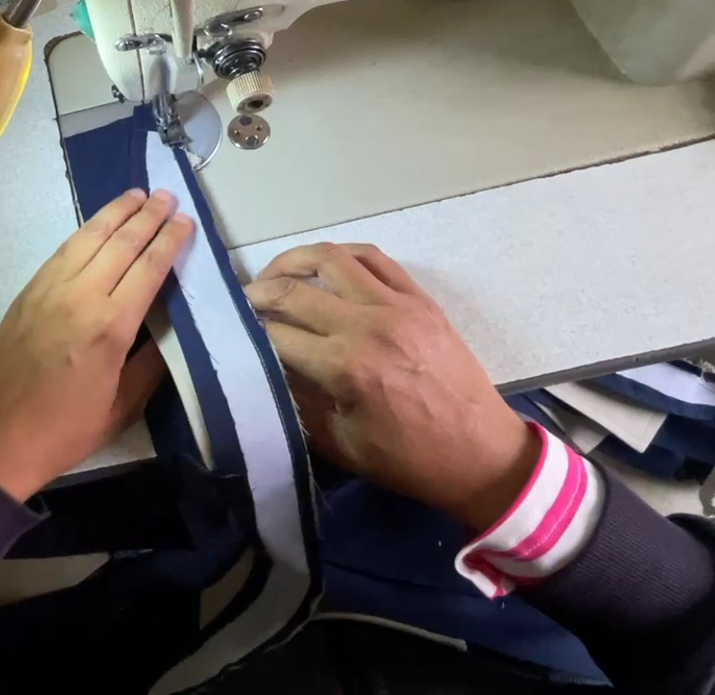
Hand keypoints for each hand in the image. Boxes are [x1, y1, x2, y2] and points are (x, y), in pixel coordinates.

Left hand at [0, 189, 194, 501]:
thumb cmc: (65, 430)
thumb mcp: (121, 407)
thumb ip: (150, 365)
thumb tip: (168, 330)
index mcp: (109, 327)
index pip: (148, 269)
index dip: (169, 241)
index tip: (185, 221)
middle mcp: (79, 297)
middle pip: (120, 244)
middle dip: (147, 217)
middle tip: (167, 196)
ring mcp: (49, 289)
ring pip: (87, 238)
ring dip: (114, 213)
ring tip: (136, 194)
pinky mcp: (28, 291)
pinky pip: (62, 251)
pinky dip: (84, 232)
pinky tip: (97, 225)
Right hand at [245, 243, 537, 530]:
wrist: (483, 455)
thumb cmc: (408, 459)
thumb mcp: (339, 444)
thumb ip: (294, 401)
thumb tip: (261, 367)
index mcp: (346, 368)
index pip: (276, 334)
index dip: (247, 332)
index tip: (231, 332)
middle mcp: (367, 325)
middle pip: (293, 290)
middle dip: (256, 294)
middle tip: (241, 303)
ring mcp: (396, 305)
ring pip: (330, 258)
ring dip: (291, 261)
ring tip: (274, 275)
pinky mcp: (419, 298)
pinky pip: (372, 257)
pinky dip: (340, 255)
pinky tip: (322, 267)